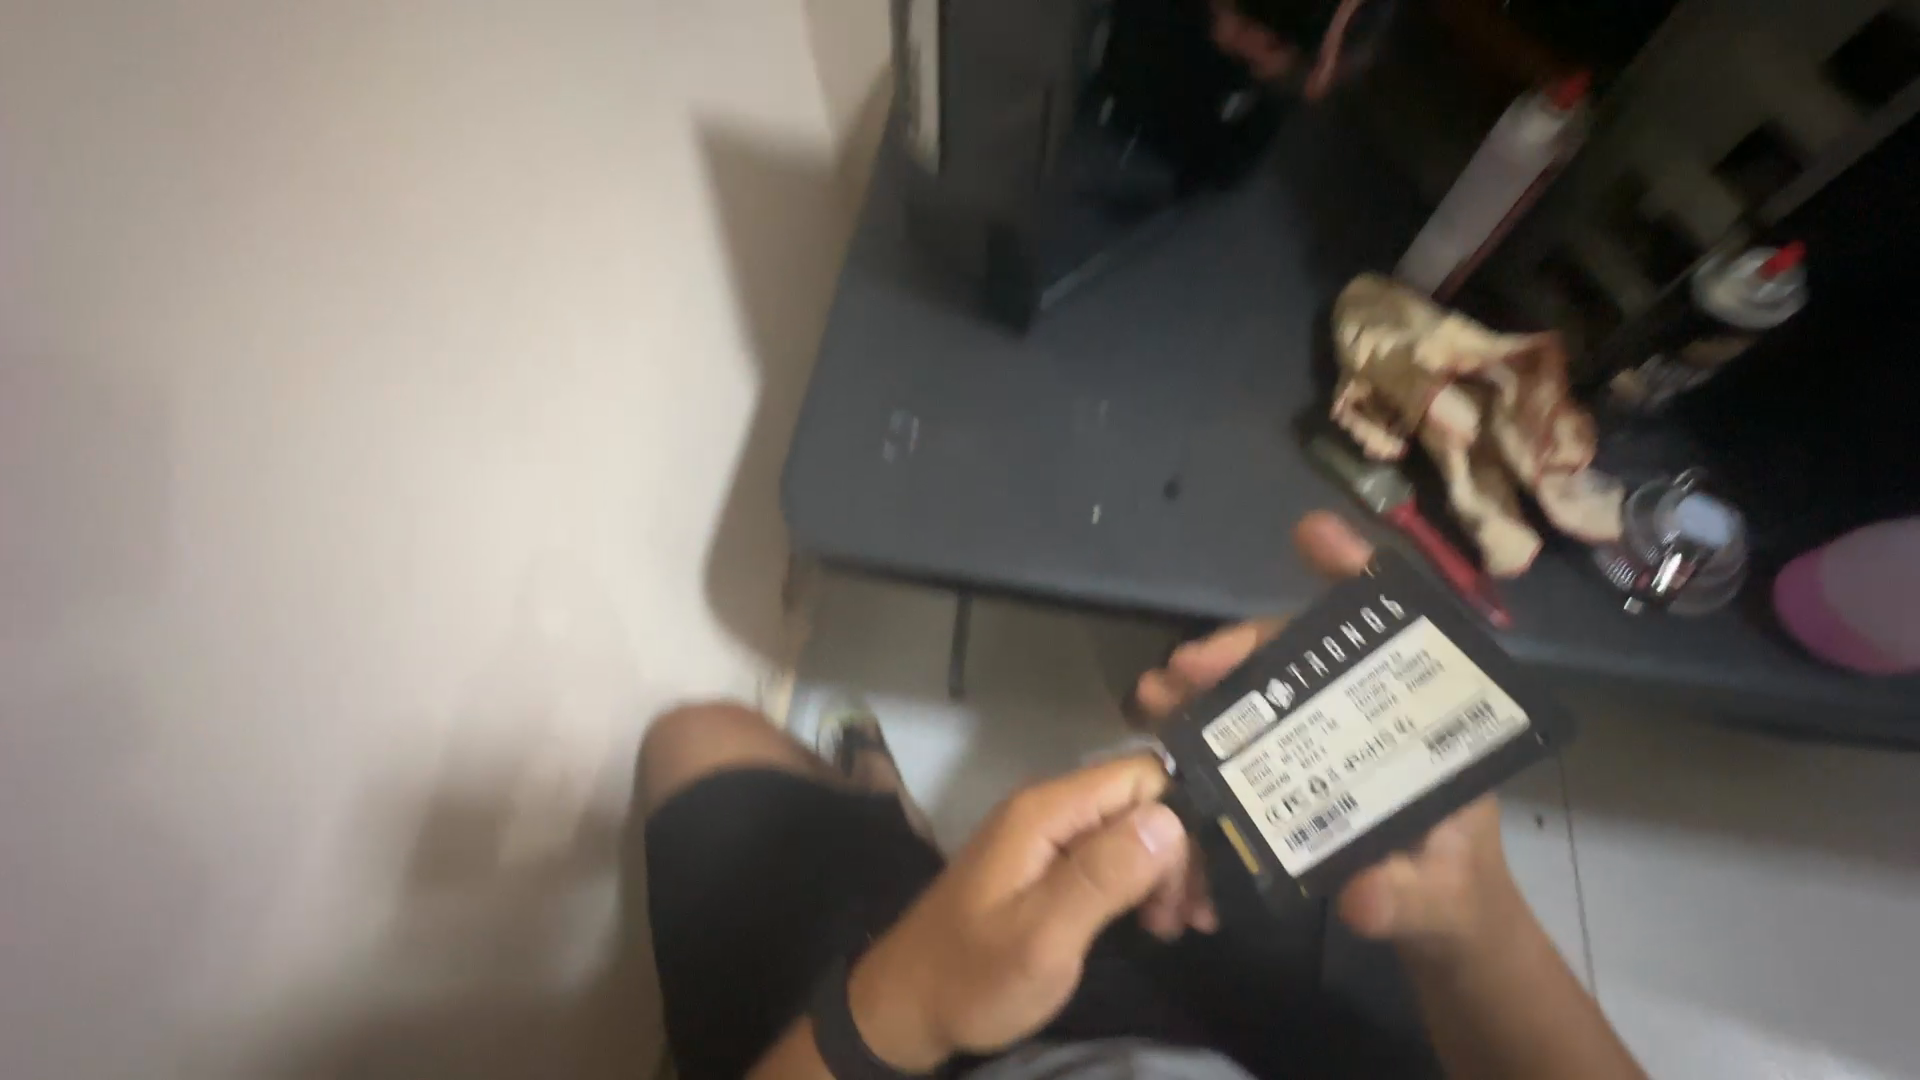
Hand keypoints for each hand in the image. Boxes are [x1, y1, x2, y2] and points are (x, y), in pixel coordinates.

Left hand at [846, 756, 1190, 1070]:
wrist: (909, 1003)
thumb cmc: (974, 975)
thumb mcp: (1043, 936)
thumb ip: (1102, 876)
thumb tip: (1169, 819)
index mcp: (1046, 811)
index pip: (1138, 776)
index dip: (1178, 822)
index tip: (1194, 888)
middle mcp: (1047, 807)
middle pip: (1137, 800)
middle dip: (1175, 852)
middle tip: (1187, 920)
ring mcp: (1045, 833)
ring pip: (1128, 826)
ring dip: (1161, 871)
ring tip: (1170, 927)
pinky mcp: (1047, 861)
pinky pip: (1108, 850)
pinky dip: (1138, 881)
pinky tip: (1150, 920)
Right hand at [1132, 511, 1519, 956]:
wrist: (1431, 919)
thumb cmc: (1453, 887)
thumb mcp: (1442, 896)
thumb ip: (1410, 893)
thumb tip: (1363, 897)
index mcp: (1413, 719)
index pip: (1390, 632)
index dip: (1355, 574)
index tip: (1310, 532)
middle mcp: (1357, 709)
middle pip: (1297, 657)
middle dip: (1237, 651)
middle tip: (1182, 668)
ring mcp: (1314, 732)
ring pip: (1254, 690)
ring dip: (1200, 686)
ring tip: (1152, 698)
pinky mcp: (1281, 762)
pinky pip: (1233, 736)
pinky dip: (1194, 730)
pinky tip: (1158, 733)